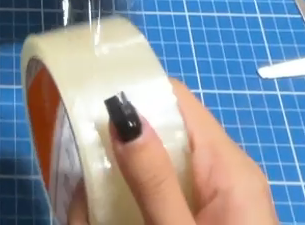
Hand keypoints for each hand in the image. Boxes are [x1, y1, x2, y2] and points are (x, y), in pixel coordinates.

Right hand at [71, 81, 275, 224]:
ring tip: (83, 213)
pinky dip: (131, 211)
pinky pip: (160, 201)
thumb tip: (121, 110)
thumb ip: (152, 178)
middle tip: (76, 181)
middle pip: (159, 136)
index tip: (83, 105)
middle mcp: (224, 175)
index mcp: (228, 167)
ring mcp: (216, 204)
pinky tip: (100, 220)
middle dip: (115, 155)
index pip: (175, 100)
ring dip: (116, 191)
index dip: (132, 94)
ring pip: (153, 172)